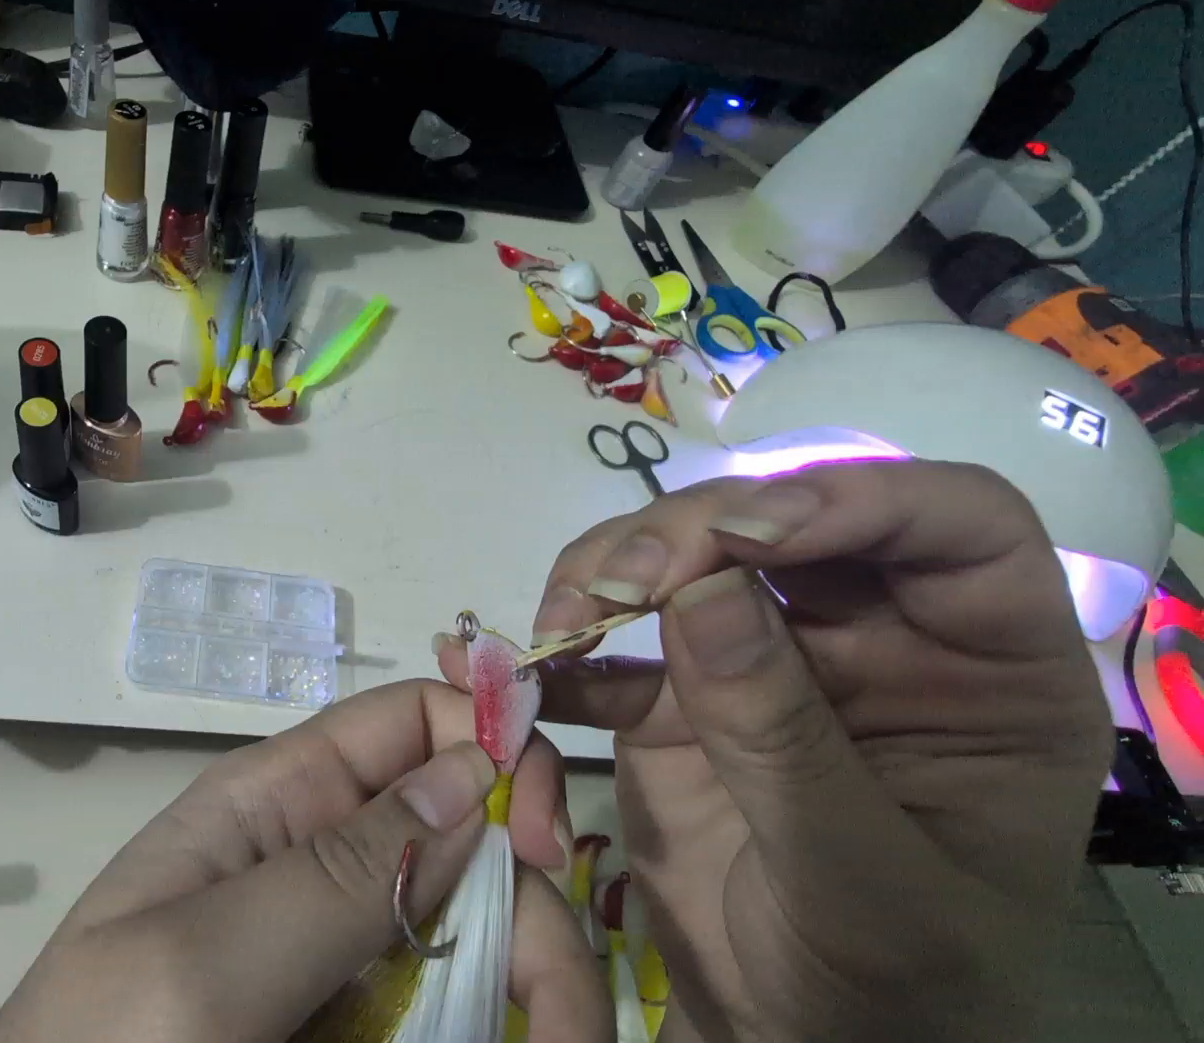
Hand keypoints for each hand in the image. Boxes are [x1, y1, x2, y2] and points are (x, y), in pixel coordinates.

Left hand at [0, 680, 611, 1042]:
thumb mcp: (211, 955)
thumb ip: (342, 865)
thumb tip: (471, 768)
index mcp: (278, 798)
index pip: (407, 720)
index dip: (490, 743)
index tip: (545, 838)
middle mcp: (327, 852)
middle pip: (469, 831)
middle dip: (530, 903)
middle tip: (562, 1014)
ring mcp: (354, 939)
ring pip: (483, 921)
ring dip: (541, 982)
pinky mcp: (373, 1013)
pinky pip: (463, 994)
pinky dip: (511, 1020)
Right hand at [437, 460, 1110, 1042]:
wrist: (793, 1040)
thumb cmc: (886, 986)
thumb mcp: (861, 878)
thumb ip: (784, 736)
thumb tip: (700, 588)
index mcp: (976, 667)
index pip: (947, 523)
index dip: (853, 497)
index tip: (743, 537)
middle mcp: (862, 638)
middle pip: (776, 521)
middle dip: (682, 535)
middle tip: (608, 587)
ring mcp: (754, 660)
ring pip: (676, 561)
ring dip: (600, 579)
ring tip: (552, 631)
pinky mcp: (670, 697)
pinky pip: (608, 647)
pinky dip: (553, 654)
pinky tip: (508, 669)